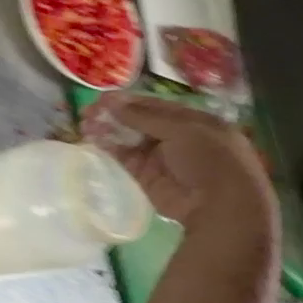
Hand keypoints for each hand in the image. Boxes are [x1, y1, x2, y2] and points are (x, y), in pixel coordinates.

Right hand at [82, 93, 274, 228]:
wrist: (218, 205)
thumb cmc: (209, 158)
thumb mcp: (182, 129)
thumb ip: (144, 116)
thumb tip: (110, 102)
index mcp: (192, 121)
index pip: (155, 106)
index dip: (129, 101)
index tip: (102, 97)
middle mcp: (176, 137)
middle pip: (138, 122)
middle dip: (114, 115)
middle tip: (88, 111)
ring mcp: (159, 157)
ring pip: (128, 139)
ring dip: (107, 130)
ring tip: (84, 124)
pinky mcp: (145, 176)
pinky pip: (124, 158)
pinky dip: (108, 148)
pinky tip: (92, 139)